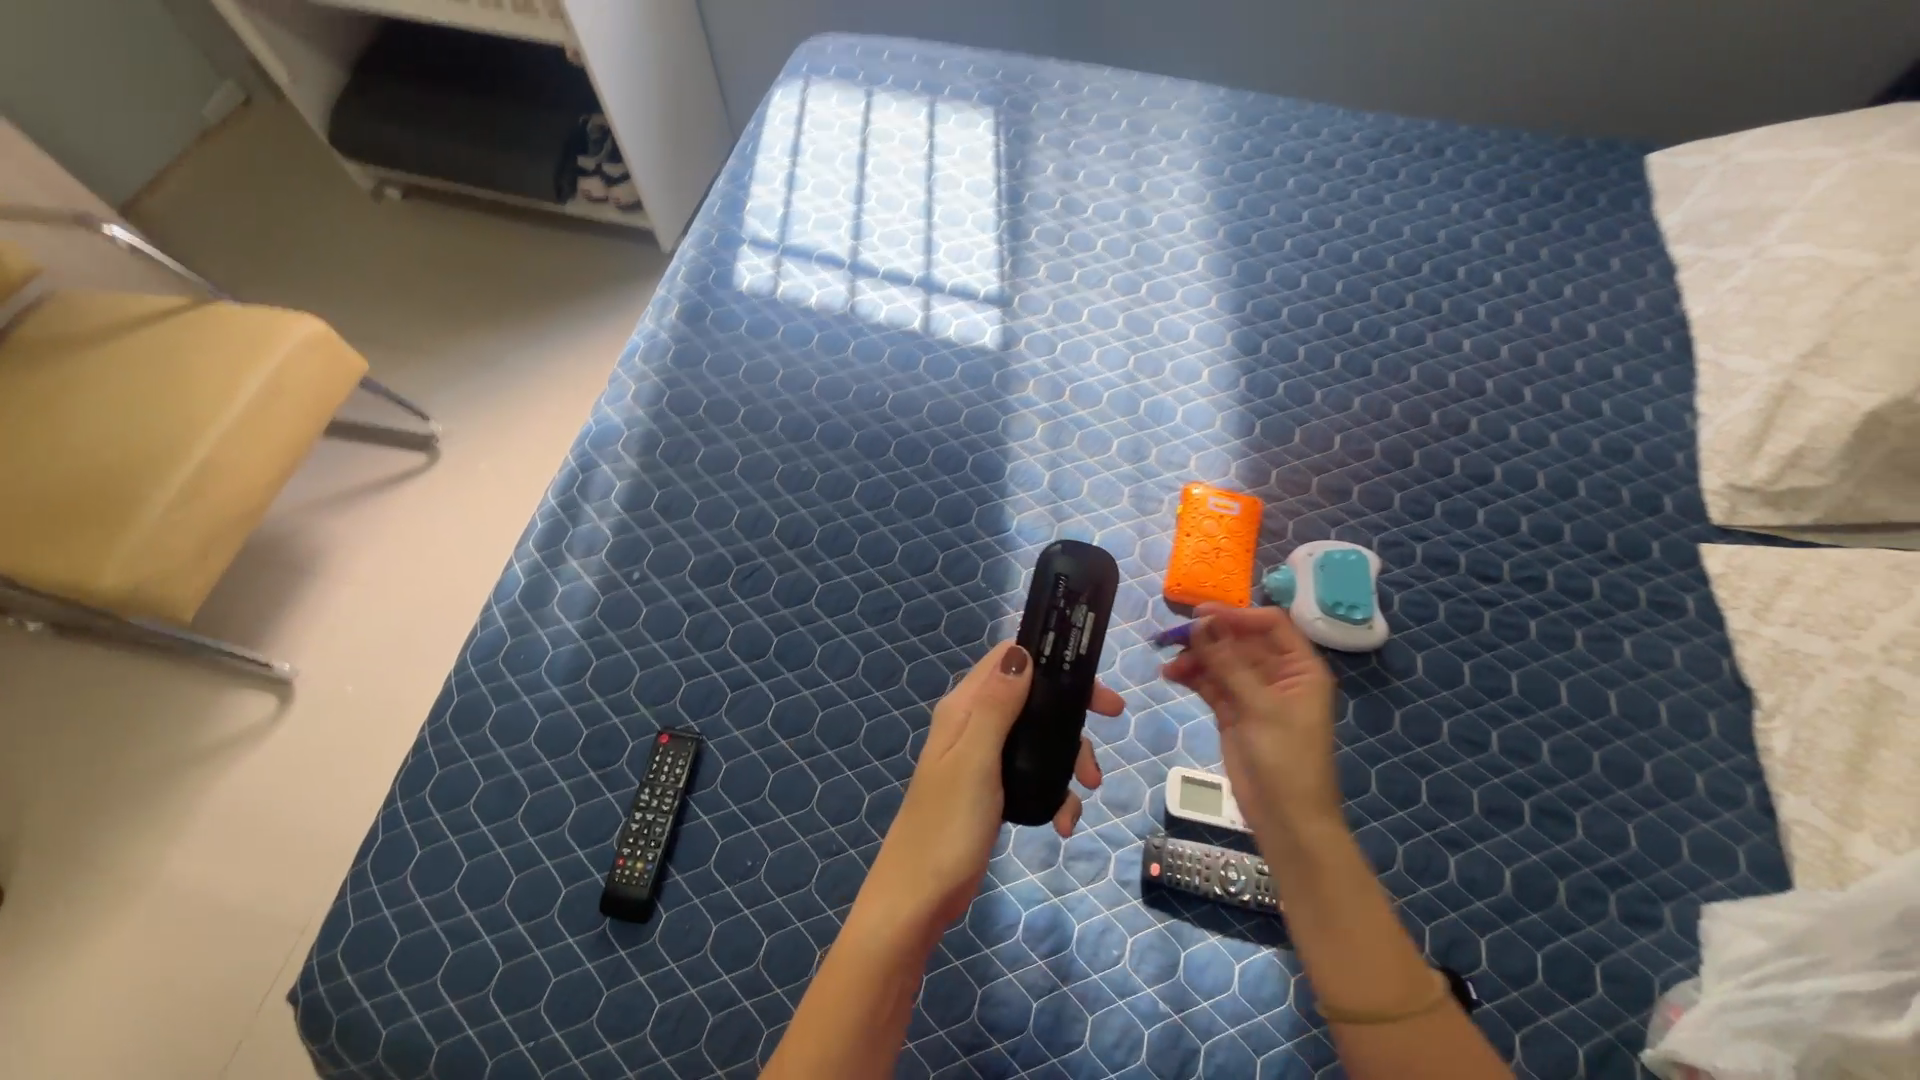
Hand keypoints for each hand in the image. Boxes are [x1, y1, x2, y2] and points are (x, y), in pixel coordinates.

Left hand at [866, 641, 1120, 929]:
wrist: (920, 895)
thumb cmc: (947, 824)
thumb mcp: (975, 759)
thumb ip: (997, 706)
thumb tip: (1020, 652)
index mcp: (964, 709)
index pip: (1010, 661)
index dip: (1054, 664)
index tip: (1095, 690)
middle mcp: (974, 725)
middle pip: (1034, 701)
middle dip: (1073, 718)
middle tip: (1109, 730)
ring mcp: (984, 760)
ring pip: (1040, 740)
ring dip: (1068, 761)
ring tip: (1087, 791)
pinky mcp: (993, 791)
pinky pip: (1034, 777)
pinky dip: (1054, 794)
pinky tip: (1062, 823)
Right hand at [1162, 603, 1341, 841]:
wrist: (1286, 818)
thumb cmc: (1286, 759)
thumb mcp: (1260, 708)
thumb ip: (1229, 664)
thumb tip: (1202, 624)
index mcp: (1300, 668)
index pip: (1270, 625)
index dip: (1236, 616)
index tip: (1200, 615)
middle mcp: (1279, 675)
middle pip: (1240, 642)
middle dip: (1209, 637)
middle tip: (1173, 636)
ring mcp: (1254, 694)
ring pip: (1222, 662)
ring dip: (1196, 658)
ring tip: (1170, 663)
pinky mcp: (1234, 713)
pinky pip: (1212, 684)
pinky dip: (1193, 678)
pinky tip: (1171, 674)